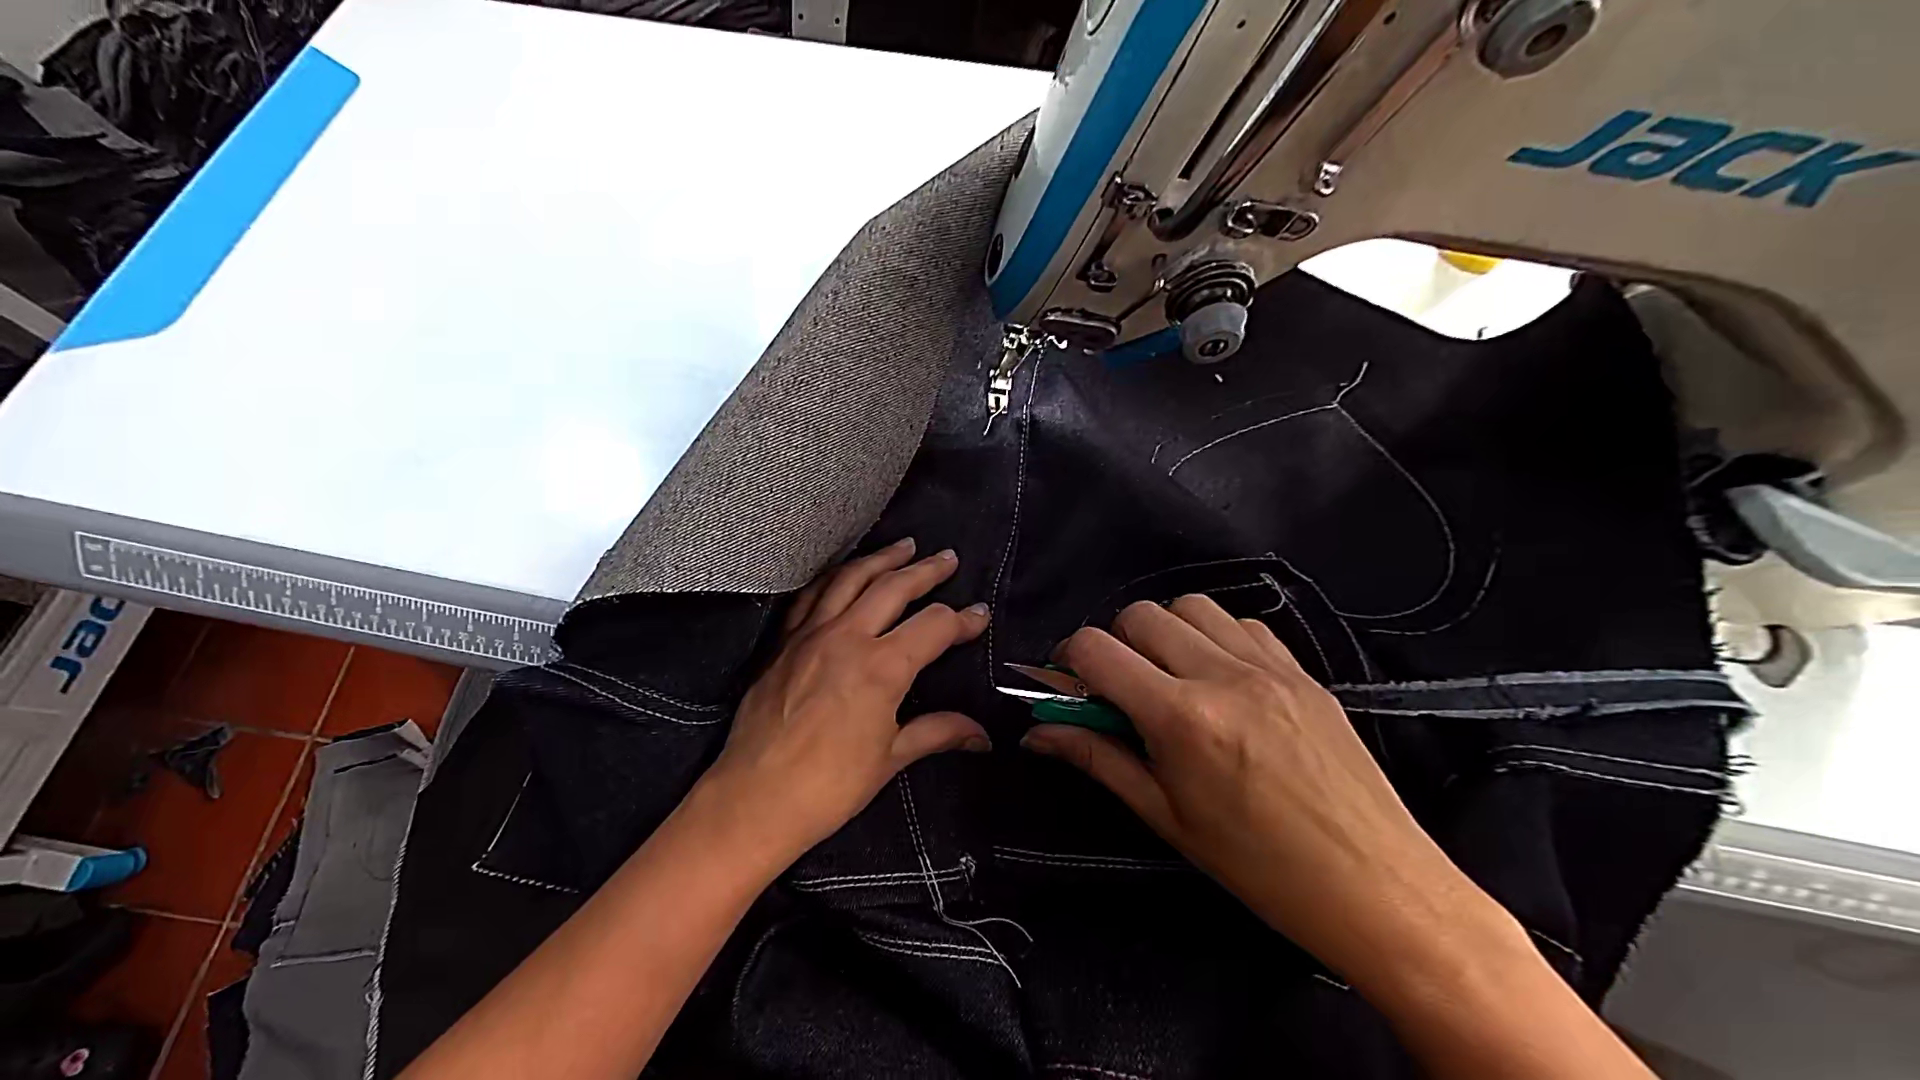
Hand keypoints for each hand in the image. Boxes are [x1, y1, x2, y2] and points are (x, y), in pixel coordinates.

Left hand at [701, 538, 991, 862]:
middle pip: (894, 588)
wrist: (754, 799)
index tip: (979, 615)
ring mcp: (810, 636)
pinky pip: (811, 596)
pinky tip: (844, 572)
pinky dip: (833, 577)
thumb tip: (979, 734)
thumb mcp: (891, 758)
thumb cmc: (827, 786)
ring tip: (903, 546)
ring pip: (851, 579)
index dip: (963, 620)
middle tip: (947, 558)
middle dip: (927, 570)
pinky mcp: (783, 644)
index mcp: (881, 667)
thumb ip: (938, 732)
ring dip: (881, 558)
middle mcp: (847, 638)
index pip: (934, 626)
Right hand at [1020, 595, 1505, 989]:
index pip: (1096, 650)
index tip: (1068, 686)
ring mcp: (1268, 666)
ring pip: (1189, 606)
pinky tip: (1221, 679)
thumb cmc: (1259, 866)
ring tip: (1170, 677)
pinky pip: (1241, 623)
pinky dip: (1215, 637)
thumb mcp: (1165, 817)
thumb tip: (1037, 732)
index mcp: (1180, 718)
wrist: (1376, 885)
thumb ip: (1097, 758)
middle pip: (1139, 614)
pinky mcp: (1301, 668)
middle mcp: (1222, 675)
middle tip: (1120, 689)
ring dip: (1164, 632)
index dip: (1066, 661)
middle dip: (1113, 644)